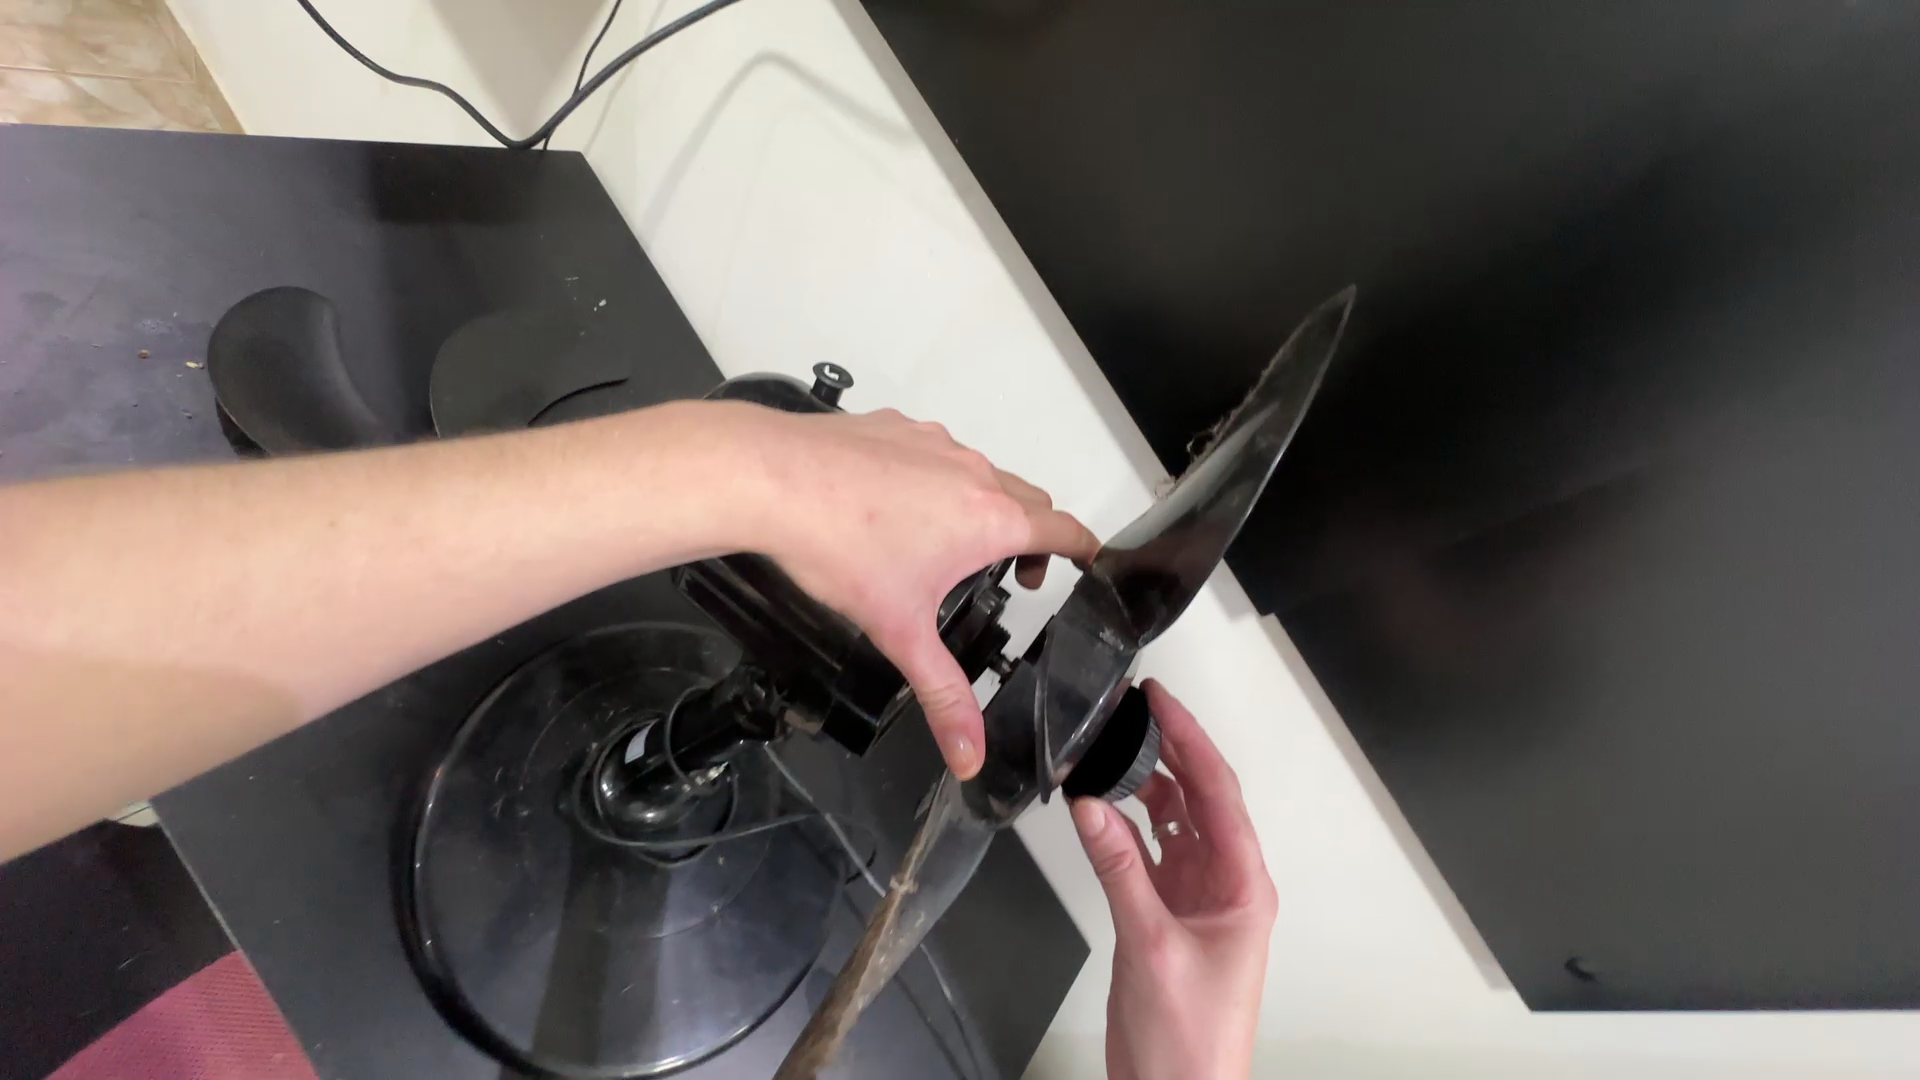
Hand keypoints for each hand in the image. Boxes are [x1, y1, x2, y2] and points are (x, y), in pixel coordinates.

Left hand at [732, 405, 1098, 777]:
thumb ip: (943, 694)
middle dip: (1035, 535)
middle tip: (1015, 573)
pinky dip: (936, 477)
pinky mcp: (897, 427)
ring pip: (981, 473)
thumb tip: (970, 756)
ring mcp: (934, 441)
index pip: (1064, 528)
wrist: (773, 481)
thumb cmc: (843, 550)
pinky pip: (935, 451)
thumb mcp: (901, 631)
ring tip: (948, 543)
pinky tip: (896, 503)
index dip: (1084, 548)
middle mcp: (973, 472)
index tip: (1089, 563)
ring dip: (984, 506)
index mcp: (990, 520)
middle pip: (1029, 500)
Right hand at [1071, 680, 1277, 1079]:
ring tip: (1111, 745)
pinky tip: (1099, 803)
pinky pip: (1148, 848)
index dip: (1189, 739)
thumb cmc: (1186, 1032)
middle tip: (1132, 706)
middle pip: (1198, 795)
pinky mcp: (1166, 907)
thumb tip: (1086, 800)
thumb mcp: (1150, 943)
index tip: (1158, 699)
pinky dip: (1124, 822)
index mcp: (1243, 882)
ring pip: (1172, 818)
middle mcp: (1224, 877)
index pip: (1217, 791)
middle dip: (1169, 748)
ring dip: (1144, 783)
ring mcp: (1194, 891)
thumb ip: (1118, 867)